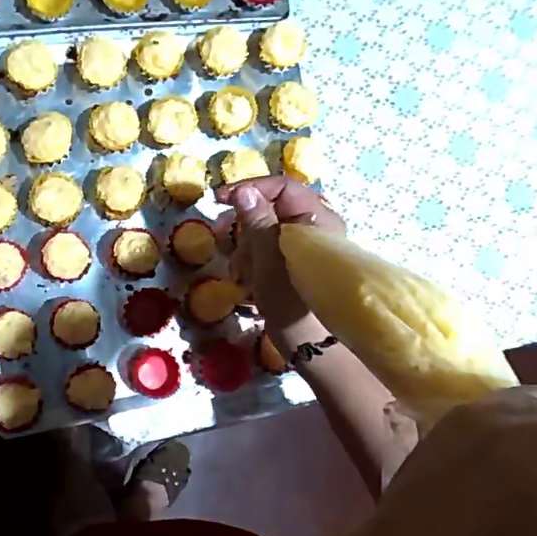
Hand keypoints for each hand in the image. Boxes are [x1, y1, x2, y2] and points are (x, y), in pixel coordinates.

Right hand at [213, 176, 343, 340]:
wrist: (312, 349)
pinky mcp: (298, 264)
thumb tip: (243, 191)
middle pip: (271, 208)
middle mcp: (316, 226)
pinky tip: (246, 281)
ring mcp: (307, 246)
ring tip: (239, 274)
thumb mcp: (268, 261)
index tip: (218, 200)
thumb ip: (257, 223)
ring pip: (266, 230)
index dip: (249, 188)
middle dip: (244, 226)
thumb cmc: (291, 304)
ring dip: (245, 247)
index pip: (282, 186)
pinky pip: (269, 250)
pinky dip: (253, 261)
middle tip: (223, 243)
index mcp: (317, 219)